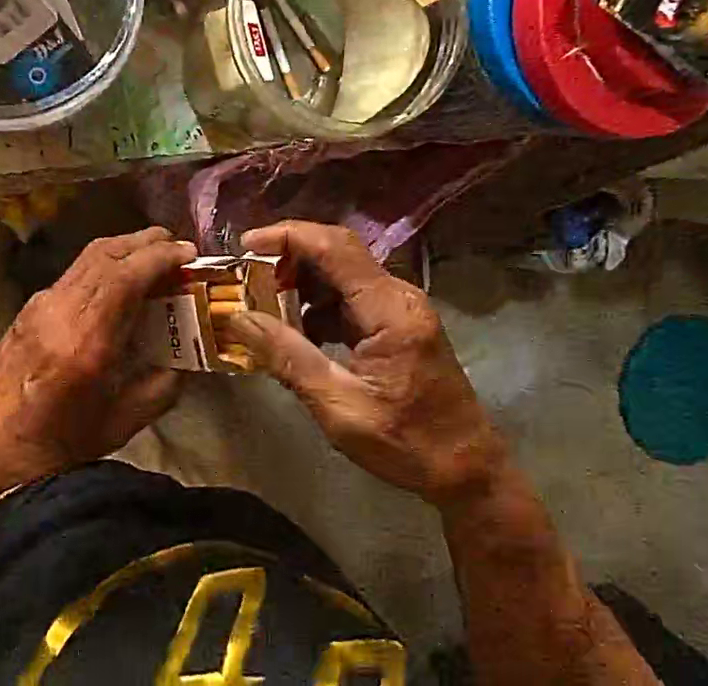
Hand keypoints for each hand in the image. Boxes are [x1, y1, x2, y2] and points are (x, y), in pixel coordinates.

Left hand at [0, 227, 195, 490]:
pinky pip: (79, 267)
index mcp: (86, 342)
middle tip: (180, 248)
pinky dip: (109, 260)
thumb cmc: (55, 442)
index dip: (160, 258)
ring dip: (128, 245)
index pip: (125, 277)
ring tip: (158, 253)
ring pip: (91, 254)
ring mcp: (45, 301)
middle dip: (148, 243)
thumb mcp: (119, 425)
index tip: (189, 254)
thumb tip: (187, 361)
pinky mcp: (35, 302)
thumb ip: (160, 389)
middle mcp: (63, 310)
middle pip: (108, 253)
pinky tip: (125, 274)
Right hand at [222, 221, 505, 503]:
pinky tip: (296, 333)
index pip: (334, 248)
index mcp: (389, 310)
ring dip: (300, 284)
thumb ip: (288, 358)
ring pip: (340, 274)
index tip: (245, 244)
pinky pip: (349, 298)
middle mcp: (397, 296)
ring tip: (264, 308)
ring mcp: (399, 308)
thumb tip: (239, 319)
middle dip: (288, 259)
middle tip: (247, 279)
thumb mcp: (339, 407)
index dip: (287, 237)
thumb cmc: (408, 444)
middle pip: (336, 253)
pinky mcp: (396, 323)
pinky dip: (317, 307)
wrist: (468, 471)